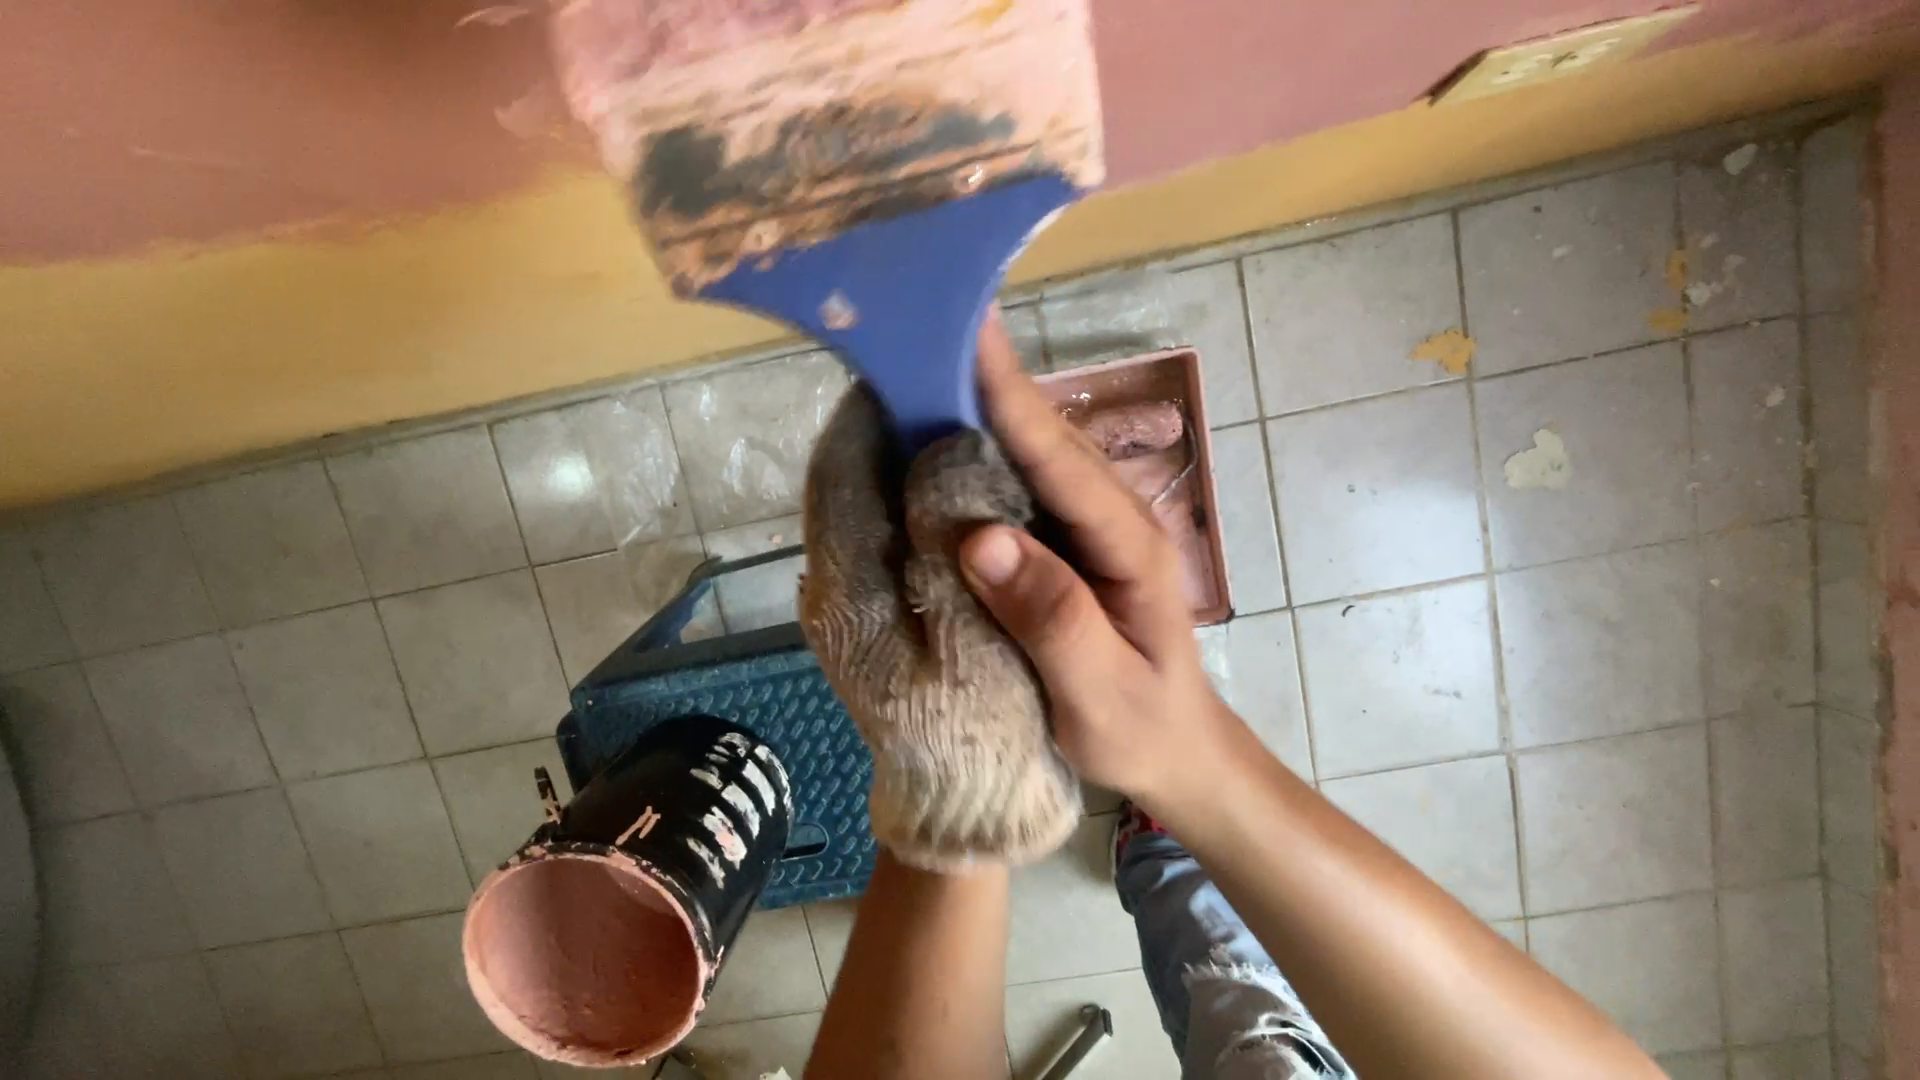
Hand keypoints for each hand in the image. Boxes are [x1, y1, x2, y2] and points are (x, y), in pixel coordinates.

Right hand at [958, 311, 1236, 808]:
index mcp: (1127, 543)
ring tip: (914, 369)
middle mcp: (1106, 518)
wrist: (1173, 751)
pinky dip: (974, 463)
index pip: (1060, 458)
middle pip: (1041, 439)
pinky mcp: (1060, 547)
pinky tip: (932, 449)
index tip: (967, 332)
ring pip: (1025, 457)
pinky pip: (1013, 492)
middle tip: (919, 332)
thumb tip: (976, 538)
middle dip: (984, 383)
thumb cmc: (1141, 728)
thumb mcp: (1101, 690)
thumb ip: (1052, 617)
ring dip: (974, 412)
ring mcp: (1083, 530)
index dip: (1011, 395)